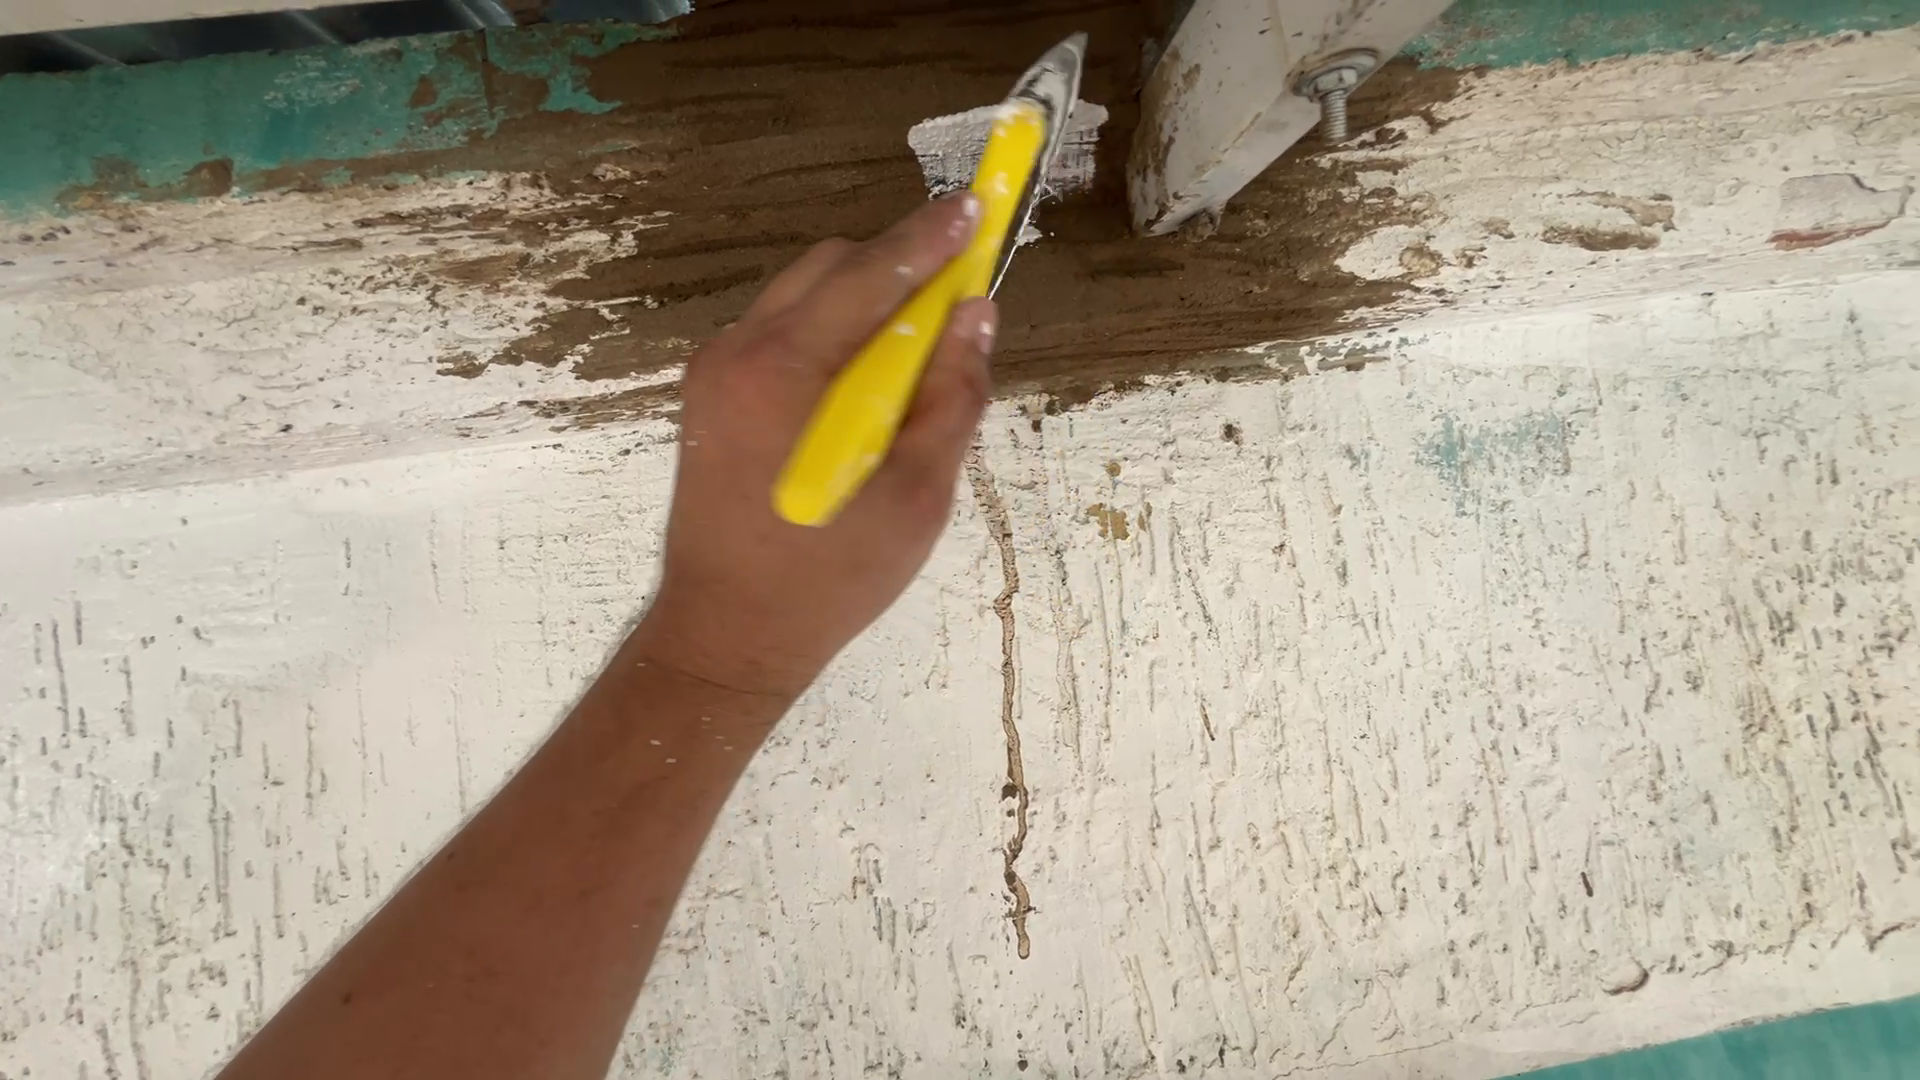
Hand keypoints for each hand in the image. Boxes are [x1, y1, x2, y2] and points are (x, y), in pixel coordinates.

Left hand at [631, 193, 998, 700]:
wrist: (727, 637)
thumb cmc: (828, 579)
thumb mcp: (916, 498)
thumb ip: (952, 399)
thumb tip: (976, 315)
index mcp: (785, 371)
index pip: (870, 275)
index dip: (929, 239)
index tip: (975, 208)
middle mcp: (736, 351)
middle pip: (830, 269)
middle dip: (898, 266)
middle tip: (954, 299)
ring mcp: (714, 372)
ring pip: (802, 296)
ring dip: (865, 302)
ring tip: (914, 353)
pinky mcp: (711, 397)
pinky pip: (782, 333)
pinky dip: (832, 334)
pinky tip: (862, 386)